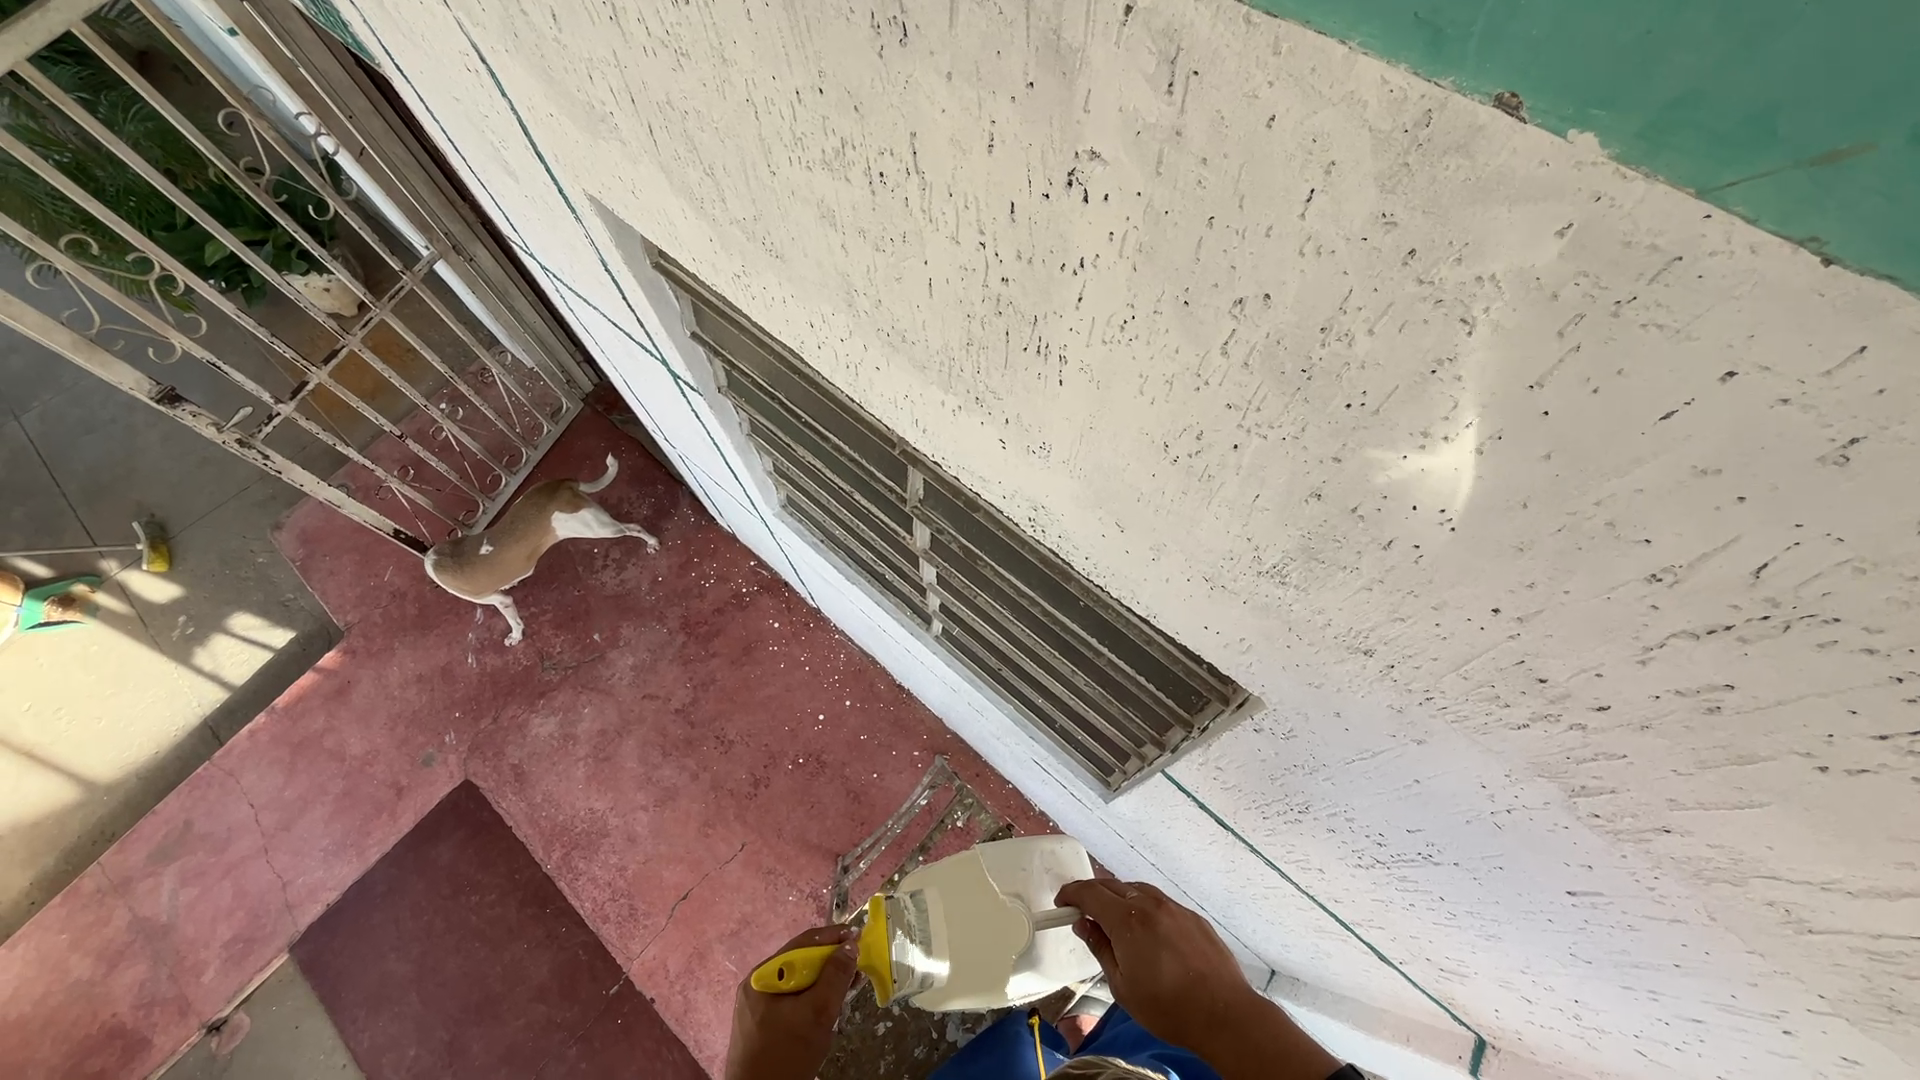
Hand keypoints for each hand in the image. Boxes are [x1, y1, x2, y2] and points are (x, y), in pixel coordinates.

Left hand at [724, 924, 860, 1079]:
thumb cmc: (787, 1054)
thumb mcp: (818, 1013)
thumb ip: (835, 976)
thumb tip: (850, 945)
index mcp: (763, 975)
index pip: (803, 943)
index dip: (833, 937)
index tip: (859, 938)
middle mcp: (757, 983)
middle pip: (800, 961)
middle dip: (830, 961)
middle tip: (857, 966)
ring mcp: (758, 1003)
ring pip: (798, 980)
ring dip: (823, 980)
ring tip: (847, 986)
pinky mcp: (762, 1022)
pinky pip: (791, 998)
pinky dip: (812, 996)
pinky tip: (827, 1005)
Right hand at [1055, 878, 1259, 1052]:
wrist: (1224, 1014)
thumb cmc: (1168, 1007)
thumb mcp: (1121, 985)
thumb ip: (1100, 948)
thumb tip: (1084, 925)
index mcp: (1127, 920)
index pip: (1090, 893)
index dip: (1071, 894)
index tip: (1062, 903)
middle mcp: (1150, 904)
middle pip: (1112, 885)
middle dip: (1093, 894)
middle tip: (1083, 912)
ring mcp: (1175, 908)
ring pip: (1138, 889)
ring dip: (1120, 897)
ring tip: (1114, 920)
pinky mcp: (1193, 917)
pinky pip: (1161, 902)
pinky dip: (1145, 906)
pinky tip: (1147, 930)